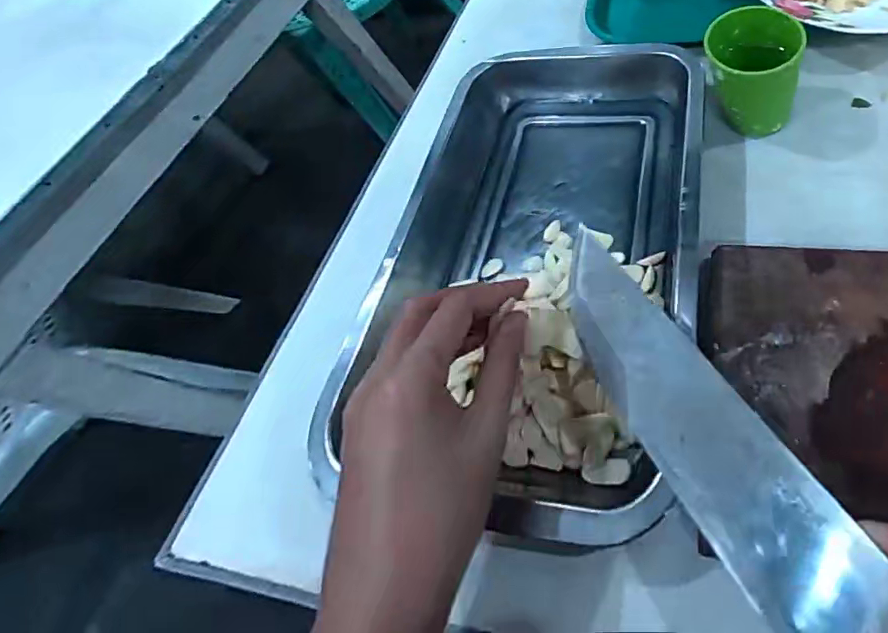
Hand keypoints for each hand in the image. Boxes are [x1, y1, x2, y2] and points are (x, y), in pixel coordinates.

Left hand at [319, 281, 526, 632]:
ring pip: (403, 340)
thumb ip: (502, 367)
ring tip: (492, 332)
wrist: (382, 597)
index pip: (451, 310)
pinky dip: (429, 354)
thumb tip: (517, 320)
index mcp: (405, 377)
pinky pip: (395, 370)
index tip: (527, 291)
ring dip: (445, 326)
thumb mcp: (485, 435)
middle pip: (419, 314)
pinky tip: (459, 368)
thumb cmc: (443, 513)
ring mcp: (361, 404)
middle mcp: (374, 379)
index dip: (492, 294)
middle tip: (507, 306)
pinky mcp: (360, 427)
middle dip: (463, 300)